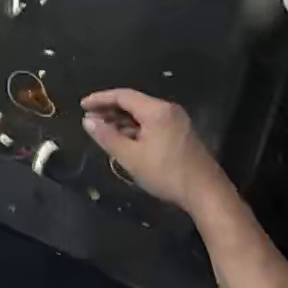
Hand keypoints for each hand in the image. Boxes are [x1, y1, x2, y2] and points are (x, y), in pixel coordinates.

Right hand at [80, 89, 232, 213]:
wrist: (205, 191)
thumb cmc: (166, 173)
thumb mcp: (131, 157)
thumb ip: (107, 137)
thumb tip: (88, 121)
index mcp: (156, 110)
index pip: (123, 96)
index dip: (100, 99)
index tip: (82, 105)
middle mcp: (168, 110)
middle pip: (133, 103)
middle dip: (110, 110)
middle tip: (89, 119)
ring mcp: (176, 121)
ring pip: (143, 114)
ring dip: (122, 120)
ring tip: (102, 130)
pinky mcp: (180, 133)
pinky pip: (152, 123)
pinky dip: (135, 128)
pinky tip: (124, 140)